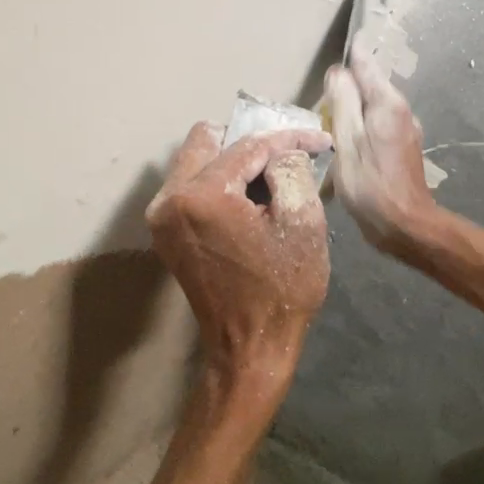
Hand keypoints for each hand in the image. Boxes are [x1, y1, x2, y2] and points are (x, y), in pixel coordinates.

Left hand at [145, 124, 332, 393]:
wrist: (251, 344)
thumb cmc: (283, 287)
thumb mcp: (303, 221)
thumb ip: (291, 169)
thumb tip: (285, 152)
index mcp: (202, 195)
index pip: (248, 145)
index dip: (289, 138)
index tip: (322, 140)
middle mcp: (169, 199)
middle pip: (209, 141)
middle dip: (253, 144)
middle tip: (290, 157)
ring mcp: (162, 217)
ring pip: (197, 161)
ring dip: (236, 162)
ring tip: (274, 179)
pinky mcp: (167, 233)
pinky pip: (192, 186)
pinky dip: (222, 182)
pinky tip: (254, 199)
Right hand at [324, 51, 434, 253]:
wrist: (405, 224)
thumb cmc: (371, 183)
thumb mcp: (346, 140)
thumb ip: (343, 102)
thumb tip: (339, 71)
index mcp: (388, 104)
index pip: (368, 65)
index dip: (355, 52)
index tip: (350, 35)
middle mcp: (402, 112)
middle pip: (372, 87)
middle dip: (351, 83)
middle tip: (326, 86)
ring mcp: (406, 131)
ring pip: (375, 109)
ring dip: (355, 108)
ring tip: (332, 115)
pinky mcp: (404, 150)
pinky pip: (379, 127)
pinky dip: (363, 127)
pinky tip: (348, 142)